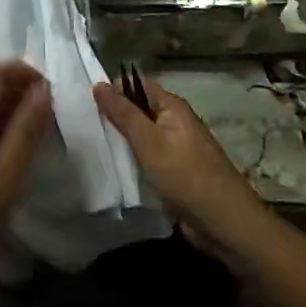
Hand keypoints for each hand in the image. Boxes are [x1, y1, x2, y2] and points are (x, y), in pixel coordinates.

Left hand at [0, 62, 54, 270]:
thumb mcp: (14, 161)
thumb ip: (30, 121)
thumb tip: (45, 89)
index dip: (23, 70)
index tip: (49, 83)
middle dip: (21, 85)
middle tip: (49, 101)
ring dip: (13, 100)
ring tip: (41, 115)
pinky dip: (3, 114)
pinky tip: (22, 131)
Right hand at [94, 75, 267, 248]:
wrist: (224, 222)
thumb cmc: (185, 176)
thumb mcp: (149, 142)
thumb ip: (123, 114)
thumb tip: (99, 84)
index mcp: (172, 106)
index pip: (136, 84)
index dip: (112, 88)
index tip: (84, 102)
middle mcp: (175, 121)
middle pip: (138, 109)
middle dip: (113, 116)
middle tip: (81, 125)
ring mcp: (176, 147)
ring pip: (141, 135)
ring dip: (121, 140)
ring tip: (90, 145)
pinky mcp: (175, 171)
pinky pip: (147, 157)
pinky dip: (131, 160)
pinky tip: (113, 168)